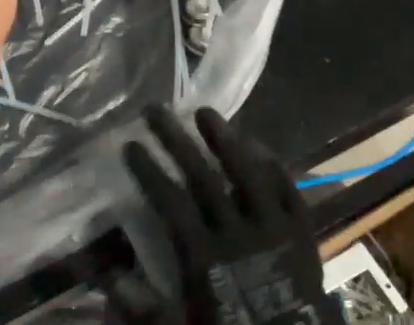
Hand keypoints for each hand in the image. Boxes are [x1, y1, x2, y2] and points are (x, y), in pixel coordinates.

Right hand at [119, 107, 340, 324]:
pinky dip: (274, 167)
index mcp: (207, 257)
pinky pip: (290, 193)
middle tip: (154, 109)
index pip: (171, 202)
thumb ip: (147, 311)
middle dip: (176, 140)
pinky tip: (259, 146)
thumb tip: (109, 278)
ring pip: (248, 175)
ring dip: (226, 141)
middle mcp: (239, 235)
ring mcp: (275, 232)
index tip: (129, 144)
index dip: (148, 171)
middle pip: (203, 177)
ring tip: (205, 112)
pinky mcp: (305, 237)